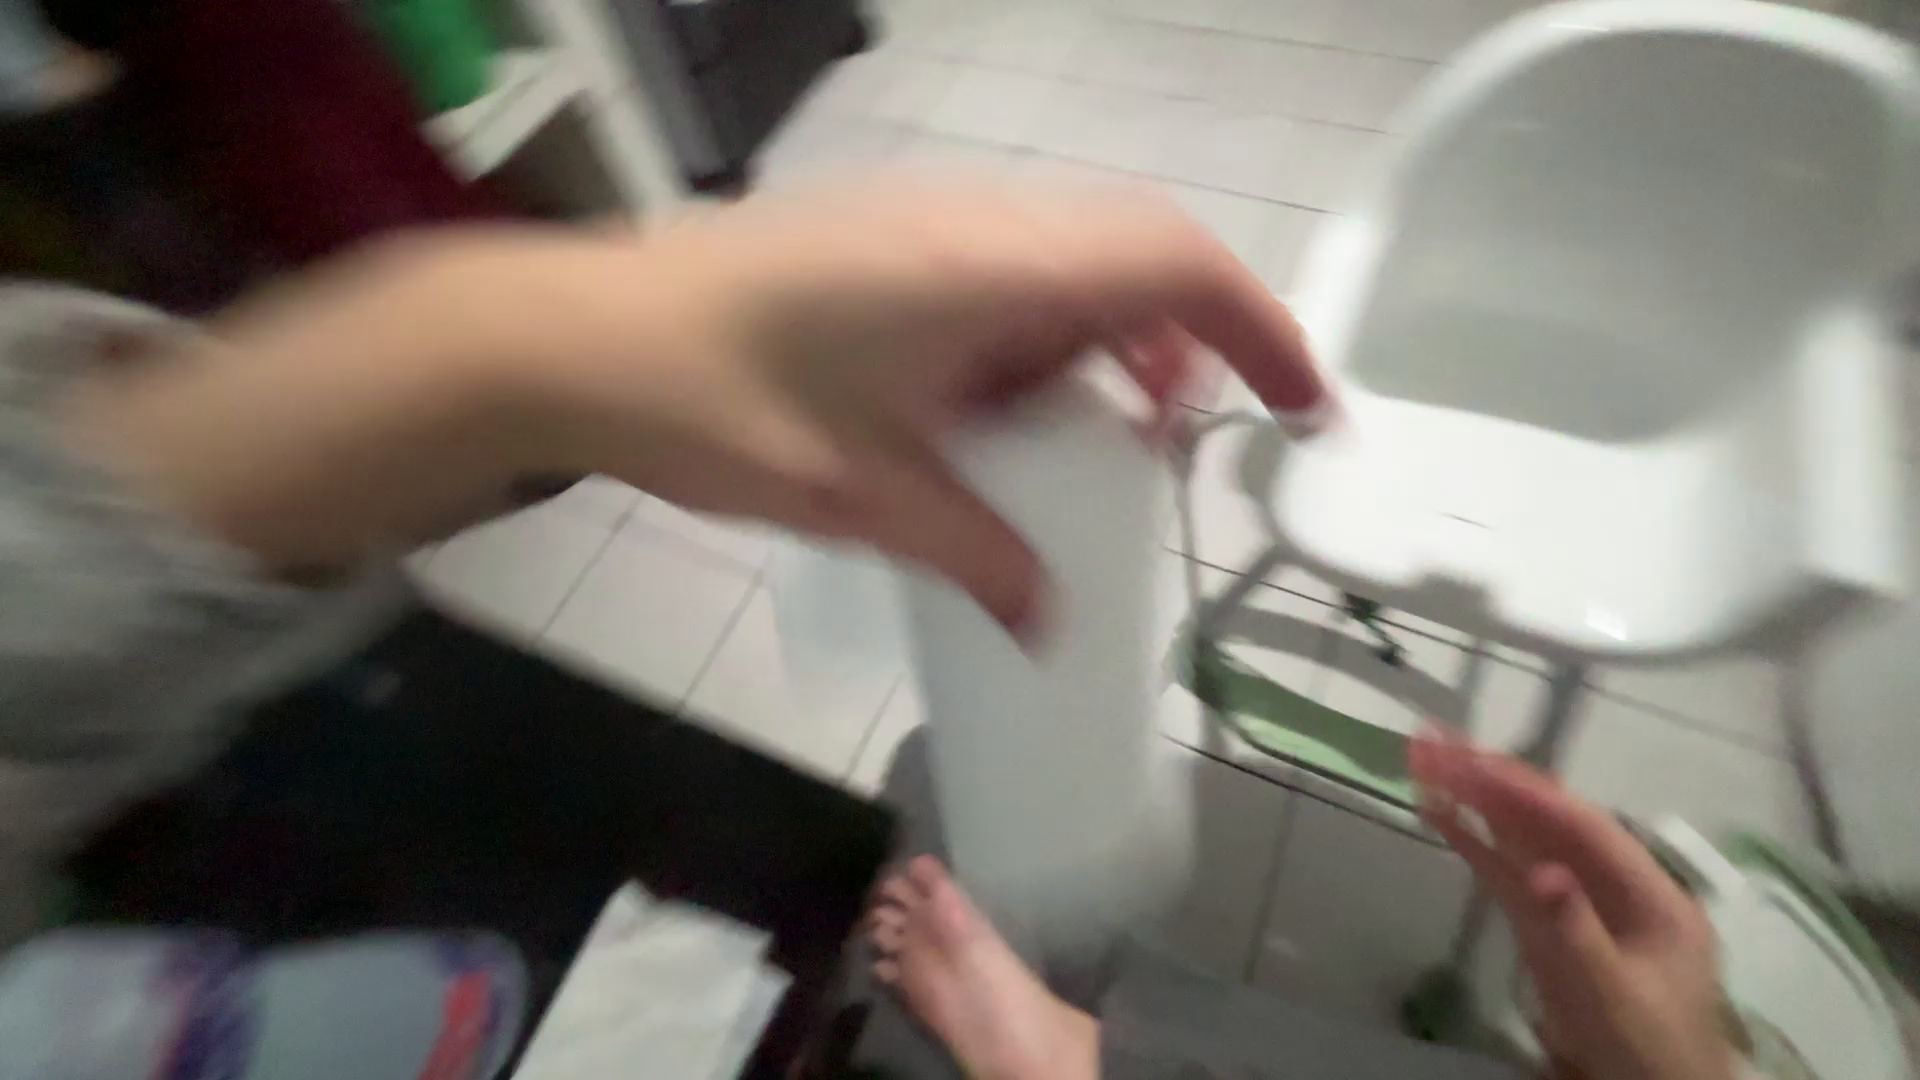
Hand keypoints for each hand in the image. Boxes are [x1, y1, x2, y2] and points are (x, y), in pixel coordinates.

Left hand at [73, 178, 1322, 632]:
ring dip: (1110, 345)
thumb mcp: (864, 499)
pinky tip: (1008, 408)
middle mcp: (973, 224)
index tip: (1299, 404)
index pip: (1173, 264)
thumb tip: (1047, 623)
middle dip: (1188, 345)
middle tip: (1181, 444)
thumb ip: (974, 556)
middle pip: (1135, 255)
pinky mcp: (890, 248)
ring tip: (1098, 440)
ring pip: (1071, 266)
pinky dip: (1043, 341)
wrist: (578, 339)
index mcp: (986, 270)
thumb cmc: (717, 407)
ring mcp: (927, 226)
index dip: (1257, 327)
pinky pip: (1009, 279)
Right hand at [1409, 729, 1735, 1079]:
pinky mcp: (1539, 909)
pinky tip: (1431, 808)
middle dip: (1490, 777)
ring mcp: (1572, 891)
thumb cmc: (1643, 1051)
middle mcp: (1610, 879)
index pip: (1584, 825)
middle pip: (1544, 816)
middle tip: (1434, 741)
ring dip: (1470, 793)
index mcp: (1650, 894)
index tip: (1478, 761)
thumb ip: (1577, 931)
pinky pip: (1501, 861)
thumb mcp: (1614, 995)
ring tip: (1422, 757)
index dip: (1530, 791)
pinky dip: (1467, 834)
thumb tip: (1540, 871)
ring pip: (1516, 830)